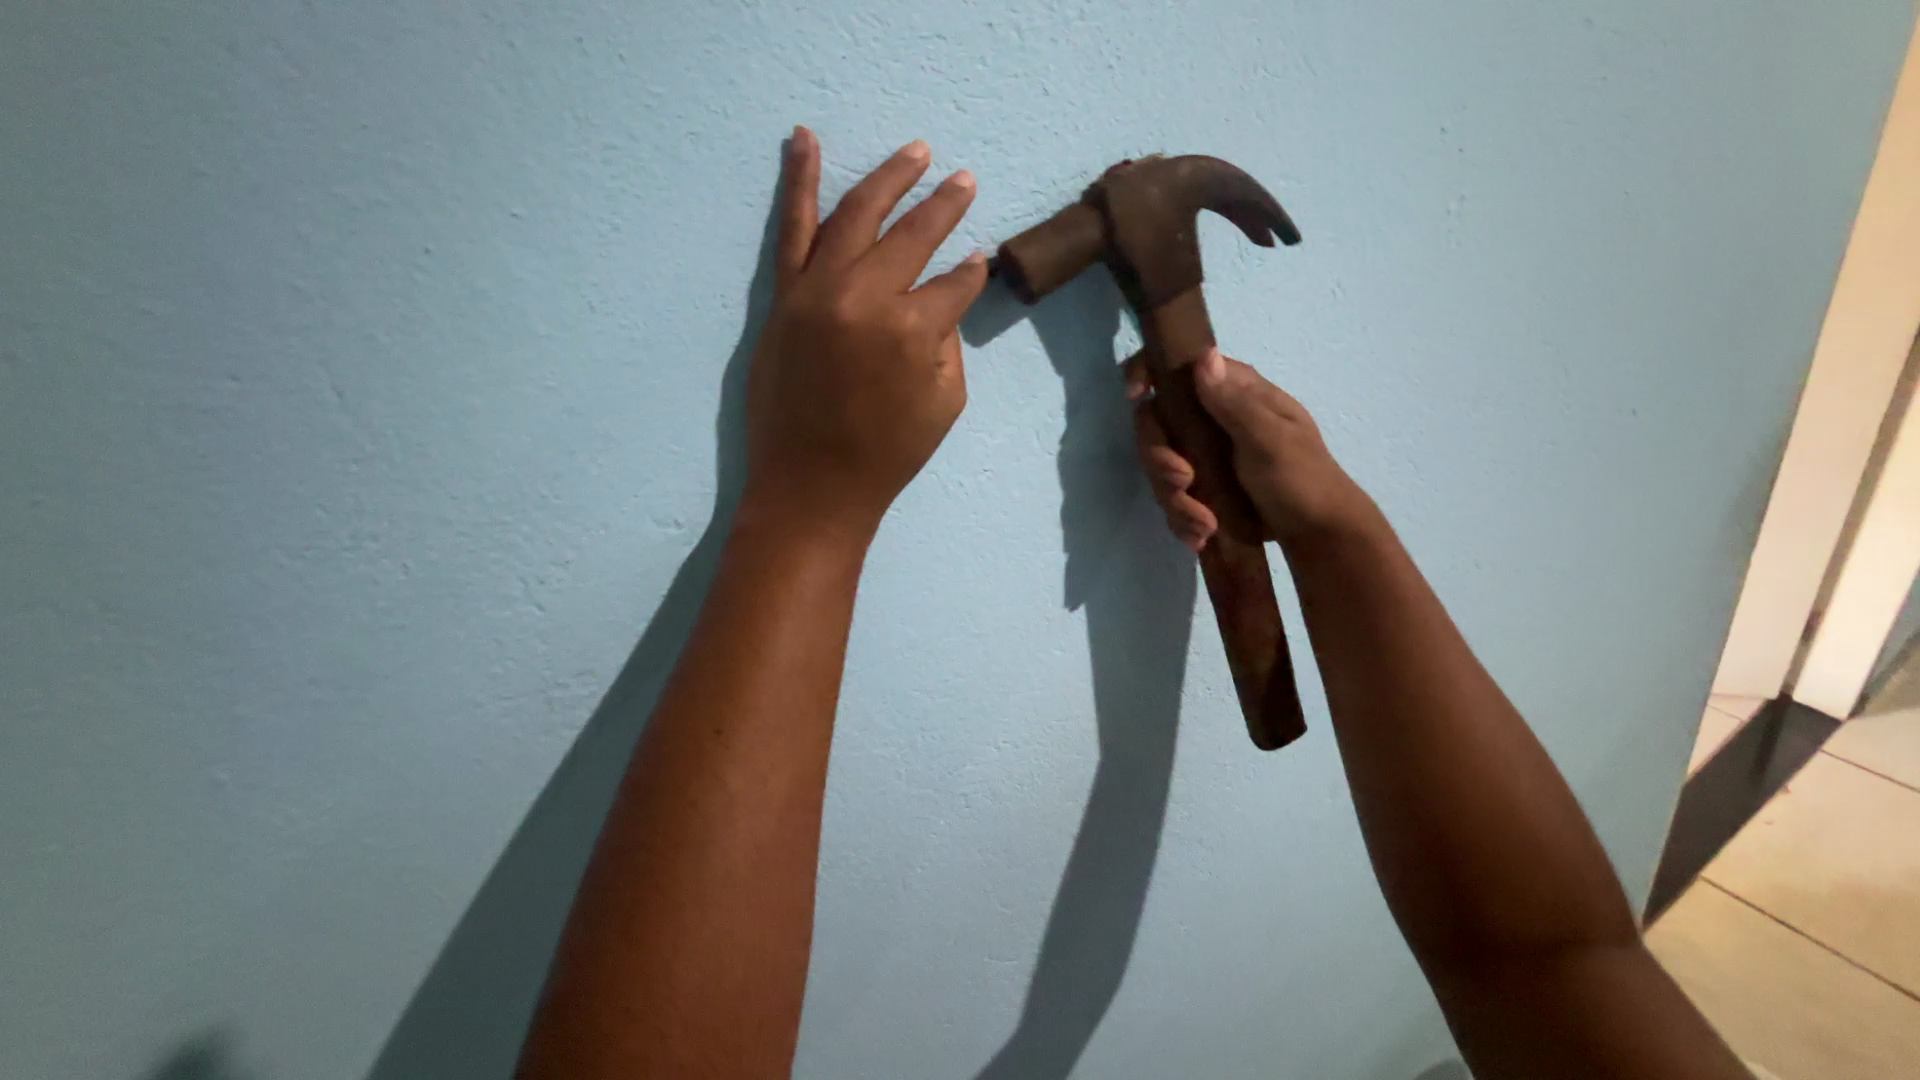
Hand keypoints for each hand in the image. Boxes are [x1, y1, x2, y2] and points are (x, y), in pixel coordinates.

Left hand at [740, 126, 988, 541]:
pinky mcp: (783, 297)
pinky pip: (791, 228)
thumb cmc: (887, 455)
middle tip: (964, 180)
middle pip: (912, 236)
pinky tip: (804, 139)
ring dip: (889, 177)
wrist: (810, 487)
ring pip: (856, 215)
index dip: (970, 273)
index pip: (953, 284)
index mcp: (913, 330)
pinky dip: (798, 180)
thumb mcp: (944, 406)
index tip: (977, 261)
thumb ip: (948, 342)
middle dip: (943, 206)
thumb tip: (944, 297)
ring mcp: (817, 291)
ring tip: (916, 150)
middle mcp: (864, 297)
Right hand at [1128, 348, 1373, 547]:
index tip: (1136, 397)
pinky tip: (1202, 536)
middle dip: (1160, 459)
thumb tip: (1203, 357)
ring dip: (1175, 500)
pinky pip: (1172, 500)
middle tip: (1183, 482)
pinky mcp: (1200, 490)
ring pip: (1159, 469)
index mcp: (1232, 393)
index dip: (1147, 375)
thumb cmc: (1303, 478)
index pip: (1177, 370)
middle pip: (1155, 426)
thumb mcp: (1271, 438)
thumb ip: (1234, 403)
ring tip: (1205, 525)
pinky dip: (1182, 521)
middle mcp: (1210, 419)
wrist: (1317, 534)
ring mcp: (1202, 456)